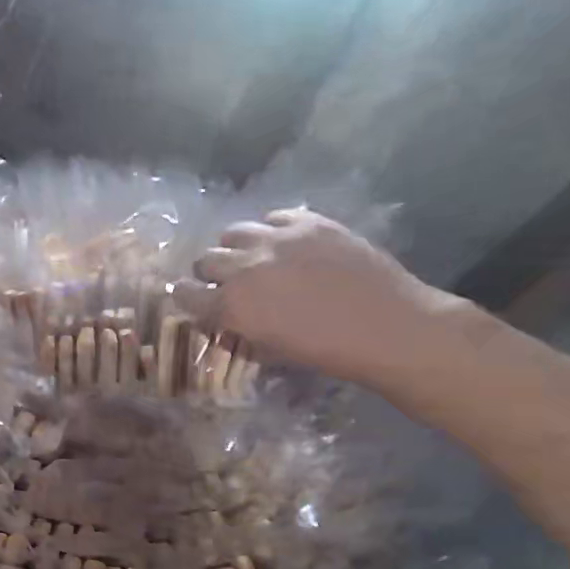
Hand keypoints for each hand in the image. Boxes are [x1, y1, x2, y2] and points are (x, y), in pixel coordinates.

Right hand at [185, 207, 469, 384]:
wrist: (385, 326)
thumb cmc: (323, 351)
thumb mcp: (266, 350)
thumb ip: (237, 328)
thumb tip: (223, 318)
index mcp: (230, 306)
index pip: (184, 293)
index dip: (186, 297)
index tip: (196, 301)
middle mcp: (244, 268)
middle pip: (205, 259)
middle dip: (210, 272)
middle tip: (228, 282)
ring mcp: (276, 240)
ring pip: (233, 232)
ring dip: (237, 247)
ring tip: (254, 258)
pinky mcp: (309, 222)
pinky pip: (273, 217)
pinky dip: (272, 230)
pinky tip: (286, 245)